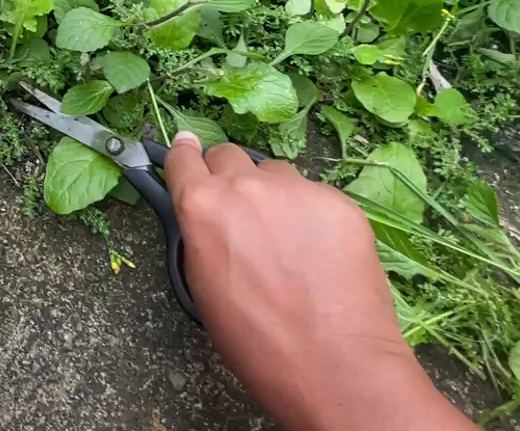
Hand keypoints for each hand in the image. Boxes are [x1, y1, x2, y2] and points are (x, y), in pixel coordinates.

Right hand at [163, 135, 475, 430]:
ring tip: (287, 236)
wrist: (337, 367)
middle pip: (228, 155)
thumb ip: (198, 232)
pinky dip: (312, 214)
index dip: (185, 155)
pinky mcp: (336, 202)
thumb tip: (202, 213)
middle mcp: (243, 187)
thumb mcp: (201, 283)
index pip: (182, 156)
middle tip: (242, 209)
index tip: (188, 151)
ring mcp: (293, 190)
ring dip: (273, 193)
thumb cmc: (258, 341)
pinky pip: (315, 195)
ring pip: (274, 172)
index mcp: (201, 205)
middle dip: (229, 175)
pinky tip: (320, 252)